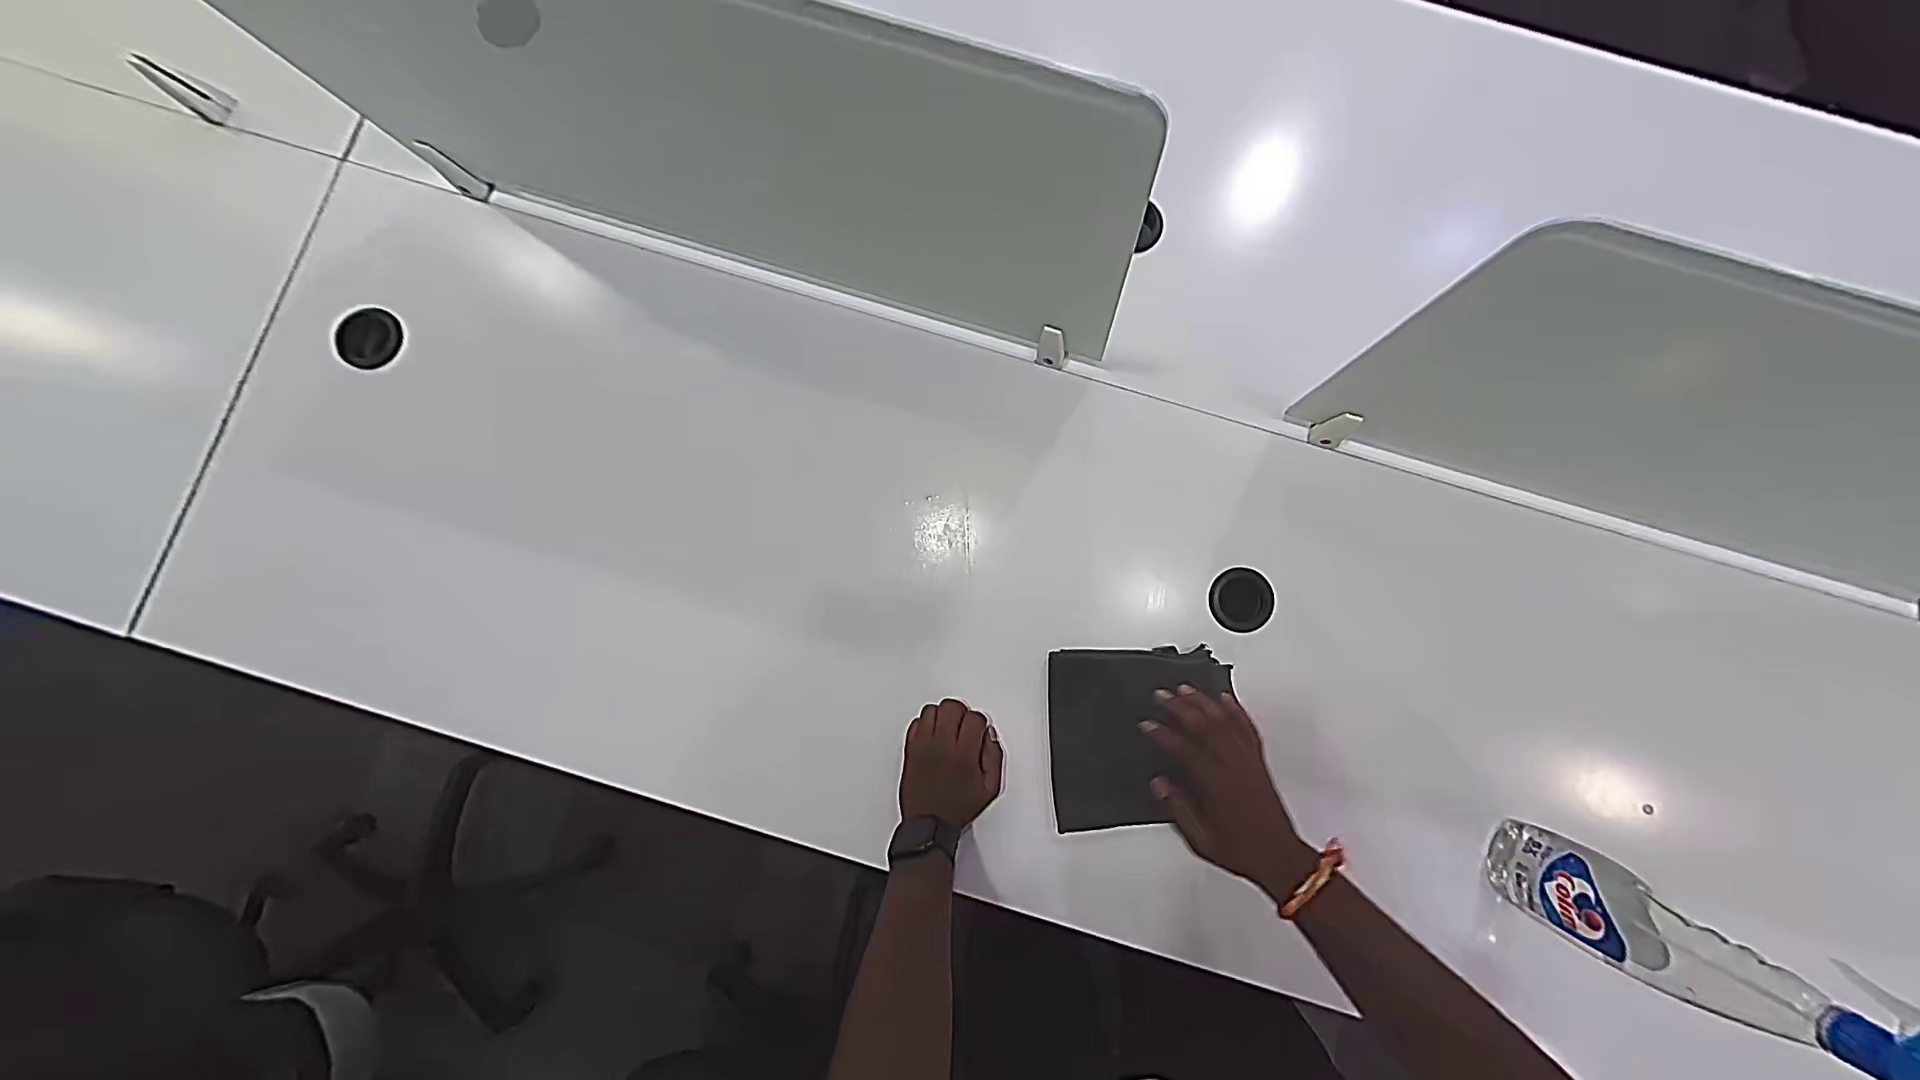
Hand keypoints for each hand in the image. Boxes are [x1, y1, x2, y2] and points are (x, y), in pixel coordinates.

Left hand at [901, 699, 1003, 827]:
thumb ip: (994, 757)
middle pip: (951, 707)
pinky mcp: (910, 749)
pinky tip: (933, 736)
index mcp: (964, 754)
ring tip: (948, 729)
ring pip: (932, 710)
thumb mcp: (990, 788)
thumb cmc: (957, 808)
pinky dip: (925, 725)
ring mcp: (923, 746)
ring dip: (942, 716)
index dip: (979, 721)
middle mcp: (942, 746)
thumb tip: (990, 736)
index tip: (979, 730)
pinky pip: (916, 723)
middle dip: (961, 712)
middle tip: (963, 725)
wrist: (928, 824)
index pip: (974, 718)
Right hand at [1140, 686, 1316, 900]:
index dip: (1163, 735)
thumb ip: (1178, 810)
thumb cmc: (1243, 852)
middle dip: (1181, 707)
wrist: (1281, 860)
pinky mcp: (1260, 762)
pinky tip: (1227, 699)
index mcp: (1218, 788)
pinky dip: (1237, 710)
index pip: (1185, 750)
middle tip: (1163, 695)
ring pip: (1226, 722)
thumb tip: (1160, 785)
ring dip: (1204, 702)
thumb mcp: (1201, 841)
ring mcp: (1249, 763)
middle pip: (1205, 727)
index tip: (1148, 725)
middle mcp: (1235, 769)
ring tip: (1187, 689)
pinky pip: (1248, 729)